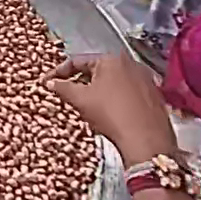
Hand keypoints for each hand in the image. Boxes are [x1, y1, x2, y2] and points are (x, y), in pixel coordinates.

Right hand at [45, 52, 178, 163]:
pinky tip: (107, 110)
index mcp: (111, 59)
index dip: (59, 72)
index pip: (77, 61)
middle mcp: (130, 63)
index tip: (47, 82)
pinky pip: (126, 90)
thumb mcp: (80, 99)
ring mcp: (144, 78)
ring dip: (96, 89)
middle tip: (65, 92)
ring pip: (112, 80)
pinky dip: (113, 96)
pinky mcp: (153, 94)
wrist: (145, 139)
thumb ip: (62, 87)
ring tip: (84, 102)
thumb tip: (50, 82)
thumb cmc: (111, 114)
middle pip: (96, 69)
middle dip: (78, 80)